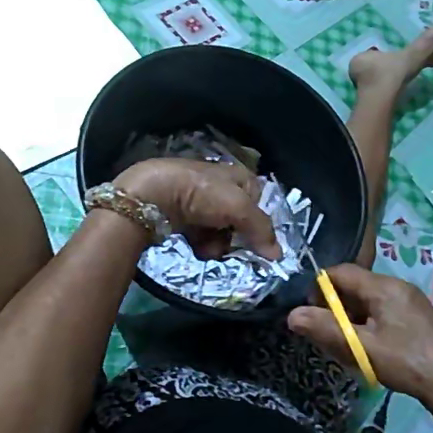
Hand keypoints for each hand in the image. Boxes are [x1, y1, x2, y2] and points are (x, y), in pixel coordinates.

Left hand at [113, 158, 280, 259]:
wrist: (153, 194)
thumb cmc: (202, 193)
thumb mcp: (239, 208)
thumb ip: (261, 230)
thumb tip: (279, 256)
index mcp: (241, 176)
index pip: (261, 203)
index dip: (259, 223)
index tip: (255, 241)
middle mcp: (224, 187)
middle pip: (241, 221)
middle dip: (235, 237)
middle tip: (227, 243)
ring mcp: (202, 201)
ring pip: (222, 231)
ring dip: (217, 243)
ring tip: (206, 245)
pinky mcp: (185, 215)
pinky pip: (202, 235)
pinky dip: (201, 242)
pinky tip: (194, 244)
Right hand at [287, 263, 432, 410]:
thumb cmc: (406, 362)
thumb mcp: (362, 348)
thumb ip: (327, 330)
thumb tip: (292, 315)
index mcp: (384, 286)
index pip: (341, 272)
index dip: (320, 289)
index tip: (311, 315)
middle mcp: (397, 286)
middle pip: (354, 286)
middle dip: (335, 308)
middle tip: (327, 336)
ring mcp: (410, 300)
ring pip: (368, 301)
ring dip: (352, 319)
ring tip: (347, 347)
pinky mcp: (417, 316)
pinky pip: (383, 311)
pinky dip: (368, 325)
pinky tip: (369, 349)